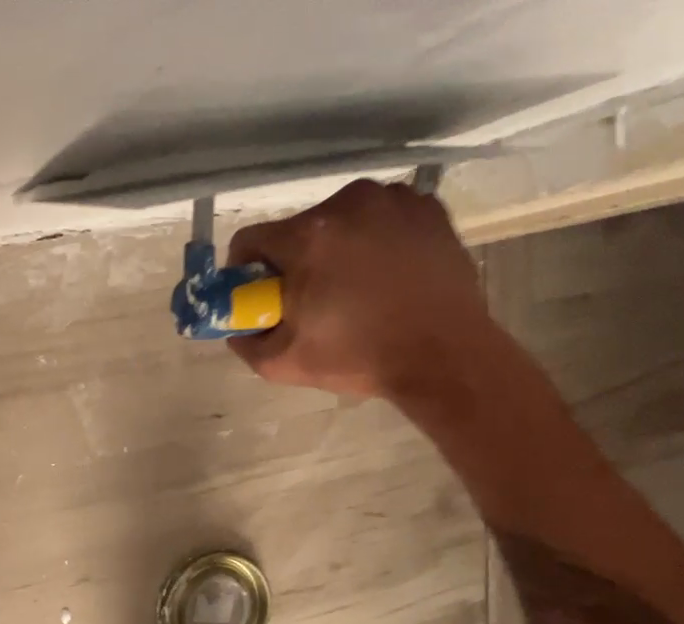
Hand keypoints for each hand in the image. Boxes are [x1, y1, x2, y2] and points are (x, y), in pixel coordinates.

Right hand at [225, 178, 493, 398]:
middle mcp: (347, 203)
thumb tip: (238, 326)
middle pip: (297, 228)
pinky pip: (382, 216)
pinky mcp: (427, 206)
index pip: (249, 240)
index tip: (261, 295)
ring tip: (353, 286)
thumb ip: (245, 341)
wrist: (445, 354)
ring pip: (340, 219)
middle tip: (311, 299)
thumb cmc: (358, 356)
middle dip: (296, 261)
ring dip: (336, 246)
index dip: (246, 271)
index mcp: (307, 237)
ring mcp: (393, 199)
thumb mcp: (281, 363)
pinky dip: (376, 238)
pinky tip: (387, 272)